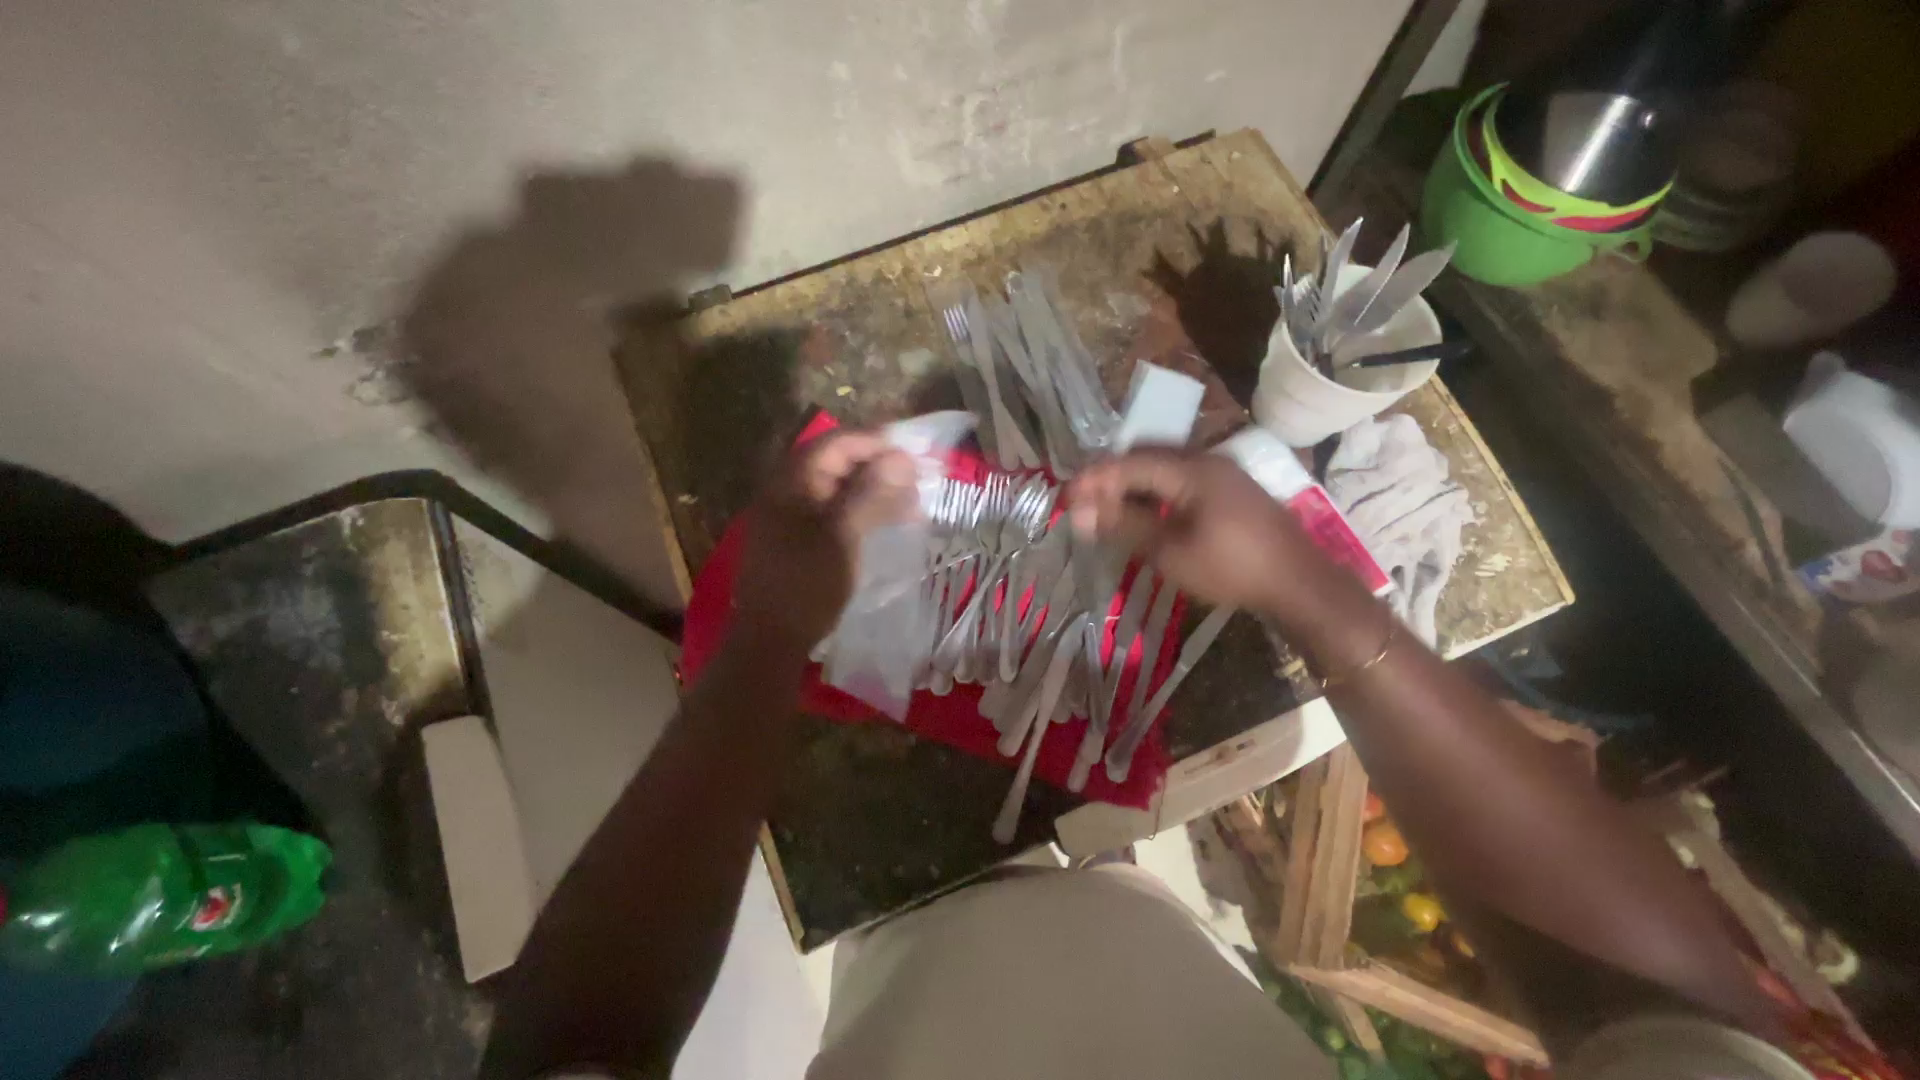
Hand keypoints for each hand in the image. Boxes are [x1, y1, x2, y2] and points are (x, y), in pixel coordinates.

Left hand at [734, 430, 916, 650]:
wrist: (770, 640)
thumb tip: (900, 457)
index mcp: (791, 482)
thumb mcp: (843, 536)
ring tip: (911, 506)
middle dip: (880, 468)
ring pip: (838, 490)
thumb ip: (870, 493)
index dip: (877, 443)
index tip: (915, 453)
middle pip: (837, 463)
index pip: (837, 443)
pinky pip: (834, 513)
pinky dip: (862, 513)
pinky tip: (886, 526)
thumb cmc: (806, 585)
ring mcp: (789, 517)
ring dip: (875, 492)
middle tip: (918, 482)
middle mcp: (787, 491)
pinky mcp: (797, 541)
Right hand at [1067, 447, 1331, 614]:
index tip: (1063, 498)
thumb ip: (1124, 525)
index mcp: (1191, 469)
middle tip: (1082, 504)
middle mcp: (1207, 460)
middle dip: (1109, 478)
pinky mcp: (1232, 491)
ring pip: (1164, 468)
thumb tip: (1079, 510)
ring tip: (1107, 511)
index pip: (1128, 463)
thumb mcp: (1170, 551)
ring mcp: (1223, 473)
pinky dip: (1155, 493)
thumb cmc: (1231, 568)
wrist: (1300, 584)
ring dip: (1132, 486)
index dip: (1092, 480)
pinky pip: (1182, 480)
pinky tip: (1146, 516)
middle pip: (1145, 457)